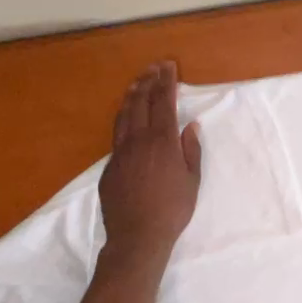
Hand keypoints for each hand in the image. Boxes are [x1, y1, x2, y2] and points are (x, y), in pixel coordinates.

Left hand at [97, 61, 202, 263]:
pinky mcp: (109, 167)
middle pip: (141, 102)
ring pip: (123, 116)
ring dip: (131, 97)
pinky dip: (123, 121)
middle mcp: (138, 140)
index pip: (164, 101)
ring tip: (136, 84)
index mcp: (162, 141)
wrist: (137, 236)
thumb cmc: (173, 209)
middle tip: (153, 68)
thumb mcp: (192, 180)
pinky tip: (127, 120)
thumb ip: (190, 150)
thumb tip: (189, 127)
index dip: (166, 81)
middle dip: (148, 81)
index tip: (168, 66)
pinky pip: (116, 137)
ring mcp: (120, 153)